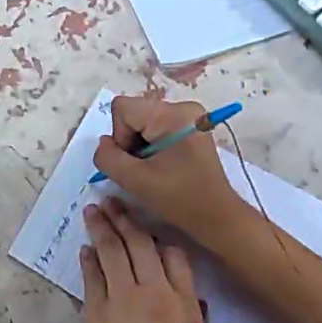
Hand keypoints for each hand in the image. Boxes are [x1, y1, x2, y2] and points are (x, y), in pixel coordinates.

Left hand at [79, 198, 208, 322]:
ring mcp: (123, 300)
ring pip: (113, 251)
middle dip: (127, 219)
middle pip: (141, 245)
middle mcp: (156, 295)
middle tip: (114, 199)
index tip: (153, 227)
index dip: (164, 240)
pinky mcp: (95, 312)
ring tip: (95, 208)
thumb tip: (188, 305)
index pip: (178, 258)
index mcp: (188, 309)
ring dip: (103, 227)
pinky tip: (85, 248)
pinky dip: (88, 259)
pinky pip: (92, 275)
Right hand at [93, 96, 254, 248]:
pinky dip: (151, 145)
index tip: (134, 161)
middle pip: (133, 113)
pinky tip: (162, 164)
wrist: (217, 215)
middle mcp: (183, 107)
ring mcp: (189, 116)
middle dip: (129, 140)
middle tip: (143, 168)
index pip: (122, 108)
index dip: (119, 135)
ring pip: (142, 120)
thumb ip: (108, 157)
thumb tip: (105, 142)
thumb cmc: (178, 198)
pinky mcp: (191, 126)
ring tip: (153, 168)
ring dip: (139, 145)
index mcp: (173, 115)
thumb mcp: (134, 180)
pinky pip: (156, 126)